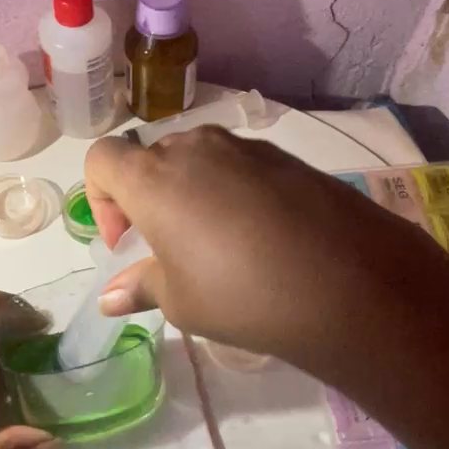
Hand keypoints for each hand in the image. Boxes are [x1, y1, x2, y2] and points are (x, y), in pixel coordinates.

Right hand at [82, 128, 448, 370]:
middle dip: (147, 197)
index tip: (127, 242)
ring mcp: (243, 147)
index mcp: (153, 177)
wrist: (347, 280)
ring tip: (219, 244)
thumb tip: (110, 297)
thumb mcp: (181, 301)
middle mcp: (193, 148)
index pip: (101, 158)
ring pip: (197, 158)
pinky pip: (239, 165)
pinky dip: (233, 190)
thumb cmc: (240, 294)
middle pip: (150, 158)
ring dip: (191, 191)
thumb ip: (140, 286)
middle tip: (169, 247)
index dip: (101, 198)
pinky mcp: (284, 156)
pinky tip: (262, 236)